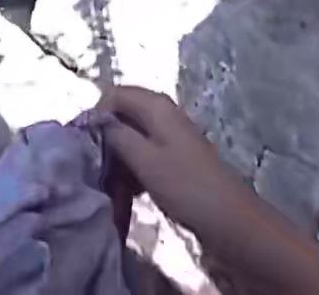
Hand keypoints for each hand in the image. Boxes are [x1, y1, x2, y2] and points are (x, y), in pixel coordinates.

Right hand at [96, 87, 318, 294]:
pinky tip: (128, 195)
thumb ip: (117, 136)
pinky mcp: (173, 157)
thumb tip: (95, 121)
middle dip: (106, 142)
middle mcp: (161, 112)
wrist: (234, 224)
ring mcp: (168, 135)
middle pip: (120, 116)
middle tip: (96, 173)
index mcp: (155, 105)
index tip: (84, 145)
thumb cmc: (188, 187)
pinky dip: (131, 171)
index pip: (112, 94)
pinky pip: (142, 155)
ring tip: (111, 189)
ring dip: (117, 162)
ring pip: (129, 138)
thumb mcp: (146, 161)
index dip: (96, 116)